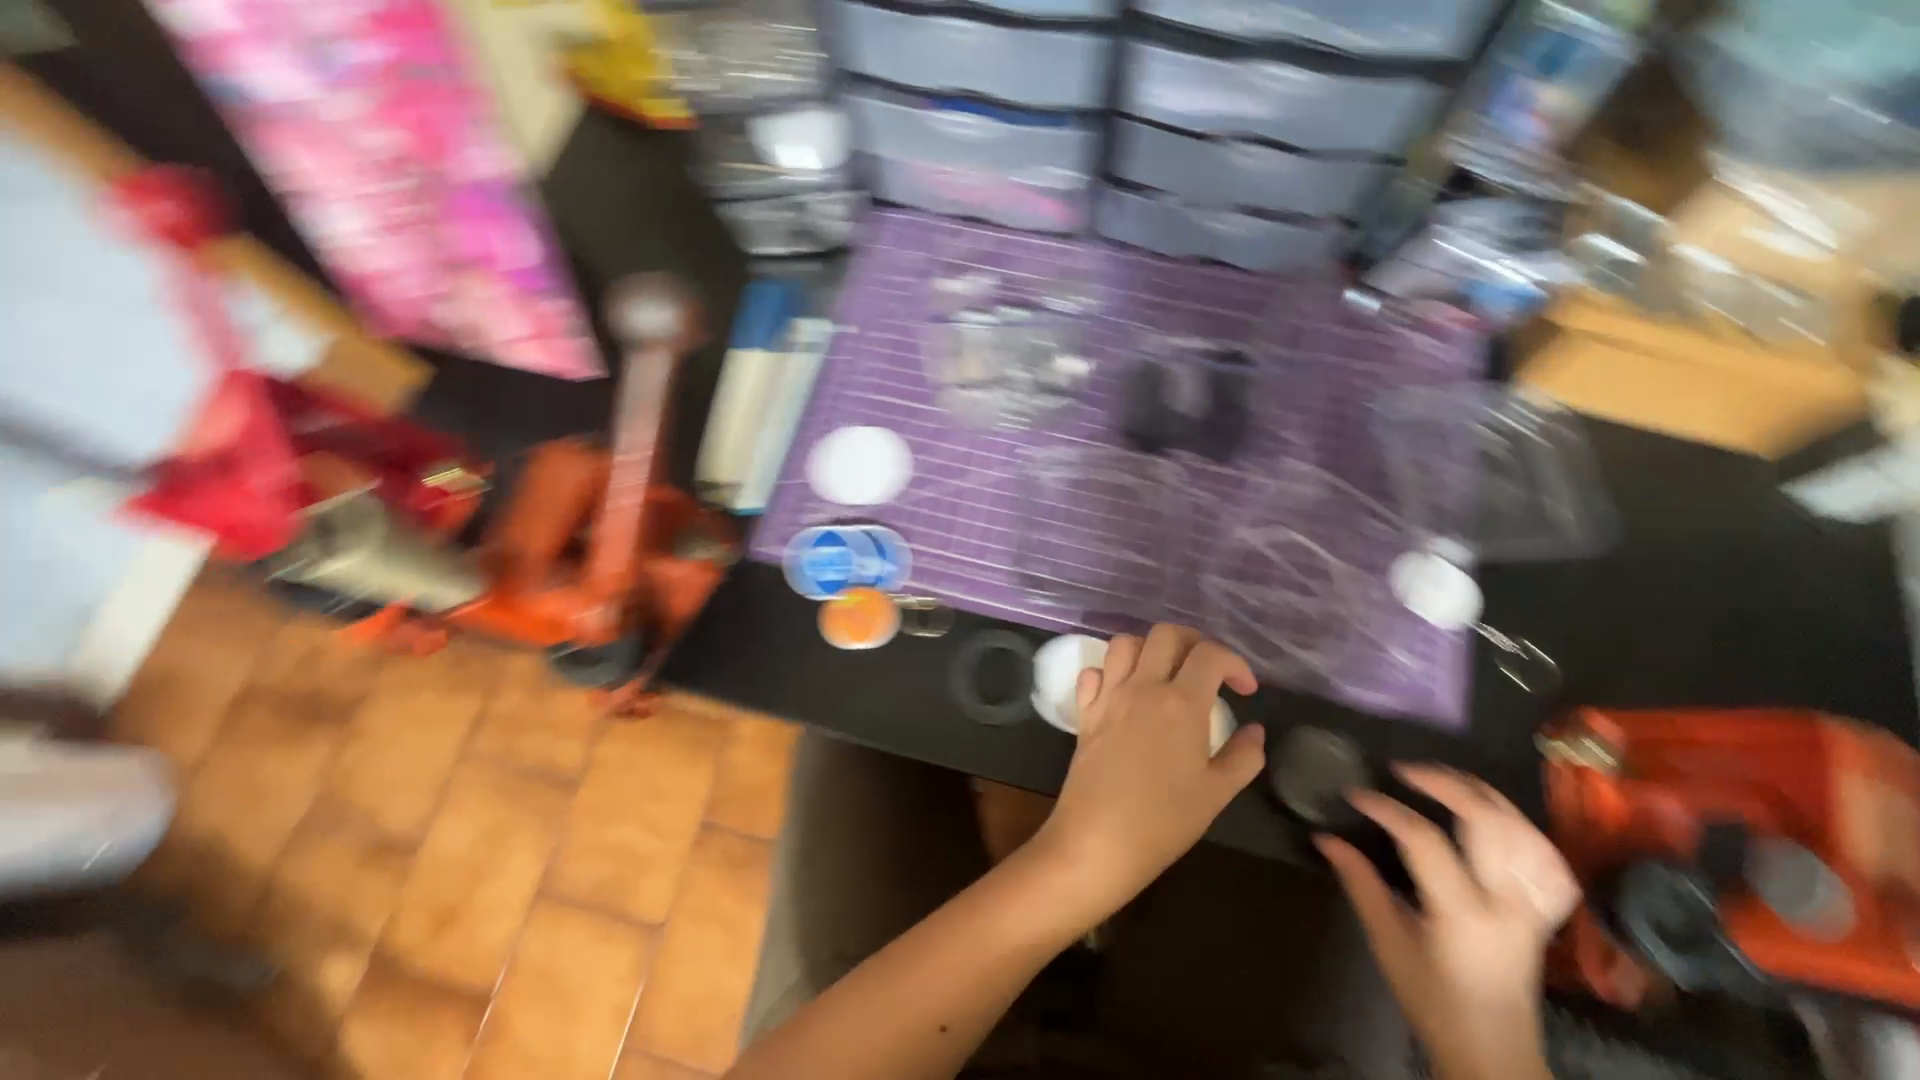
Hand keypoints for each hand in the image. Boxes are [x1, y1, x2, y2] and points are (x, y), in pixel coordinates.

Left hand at [1029, 624, 1266, 932]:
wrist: (1097, 841)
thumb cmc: (1164, 821)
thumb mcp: (1216, 794)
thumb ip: (1243, 757)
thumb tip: (1254, 732)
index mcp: (1181, 702)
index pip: (1211, 654)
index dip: (1235, 663)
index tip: (1245, 690)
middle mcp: (1143, 687)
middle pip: (1166, 634)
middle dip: (1193, 642)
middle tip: (1208, 670)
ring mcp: (1108, 697)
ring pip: (1125, 643)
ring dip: (1149, 649)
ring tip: (1166, 674)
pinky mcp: (1084, 713)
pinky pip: (1094, 673)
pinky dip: (1111, 671)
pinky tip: (1125, 692)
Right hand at [1316, 766, 1579, 1079]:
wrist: (1492, 1047)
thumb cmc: (1431, 998)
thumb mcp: (1387, 942)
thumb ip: (1360, 884)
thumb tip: (1326, 838)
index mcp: (1462, 913)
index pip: (1423, 840)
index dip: (1387, 809)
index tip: (1356, 794)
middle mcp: (1507, 902)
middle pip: (1488, 822)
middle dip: (1446, 784)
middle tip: (1407, 769)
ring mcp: (1535, 906)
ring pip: (1523, 830)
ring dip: (1485, 795)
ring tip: (1448, 778)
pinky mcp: (1548, 912)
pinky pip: (1549, 859)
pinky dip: (1526, 829)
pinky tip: (1500, 816)